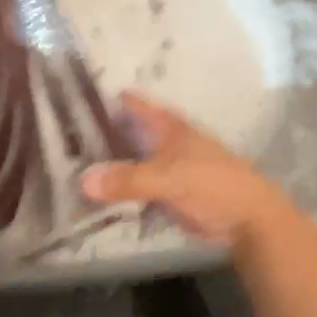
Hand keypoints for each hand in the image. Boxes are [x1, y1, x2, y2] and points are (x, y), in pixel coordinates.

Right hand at [81, 93, 291, 251]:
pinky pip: (136, 184)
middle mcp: (166, 141)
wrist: (251, 221)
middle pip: (129, 130)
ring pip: (131, 157)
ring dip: (108, 160)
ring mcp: (168, 167)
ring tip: (75, 161)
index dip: (108, 98)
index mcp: (169, 126)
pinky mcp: (170, 193)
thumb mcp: (168, 179)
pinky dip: (119, 186)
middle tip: (65, 132)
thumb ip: (128, 180)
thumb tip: (84, 181)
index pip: (134, 103)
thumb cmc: (213, 185)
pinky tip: (98, 190)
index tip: (76, 95)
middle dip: (101, 131)